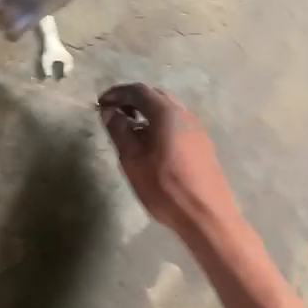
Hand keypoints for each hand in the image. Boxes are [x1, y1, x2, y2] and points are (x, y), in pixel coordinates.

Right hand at [98, 83, 241, 237]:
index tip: (101, 103)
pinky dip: (160, 123)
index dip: (117, 93)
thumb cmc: (165, 188)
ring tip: (130, 128)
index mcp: (166, 113)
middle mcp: (184, 114)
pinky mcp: (203, 143)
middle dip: (133, 100)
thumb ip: (119, 131)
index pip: (138, 91)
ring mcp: (197, 128)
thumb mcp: (133, 160)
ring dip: (147, 112)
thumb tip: (109, 111)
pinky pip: (177, 122)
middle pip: (156, 95)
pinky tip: (150, 143)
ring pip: (168, 109)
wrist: (207, 216)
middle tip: (114, 113)